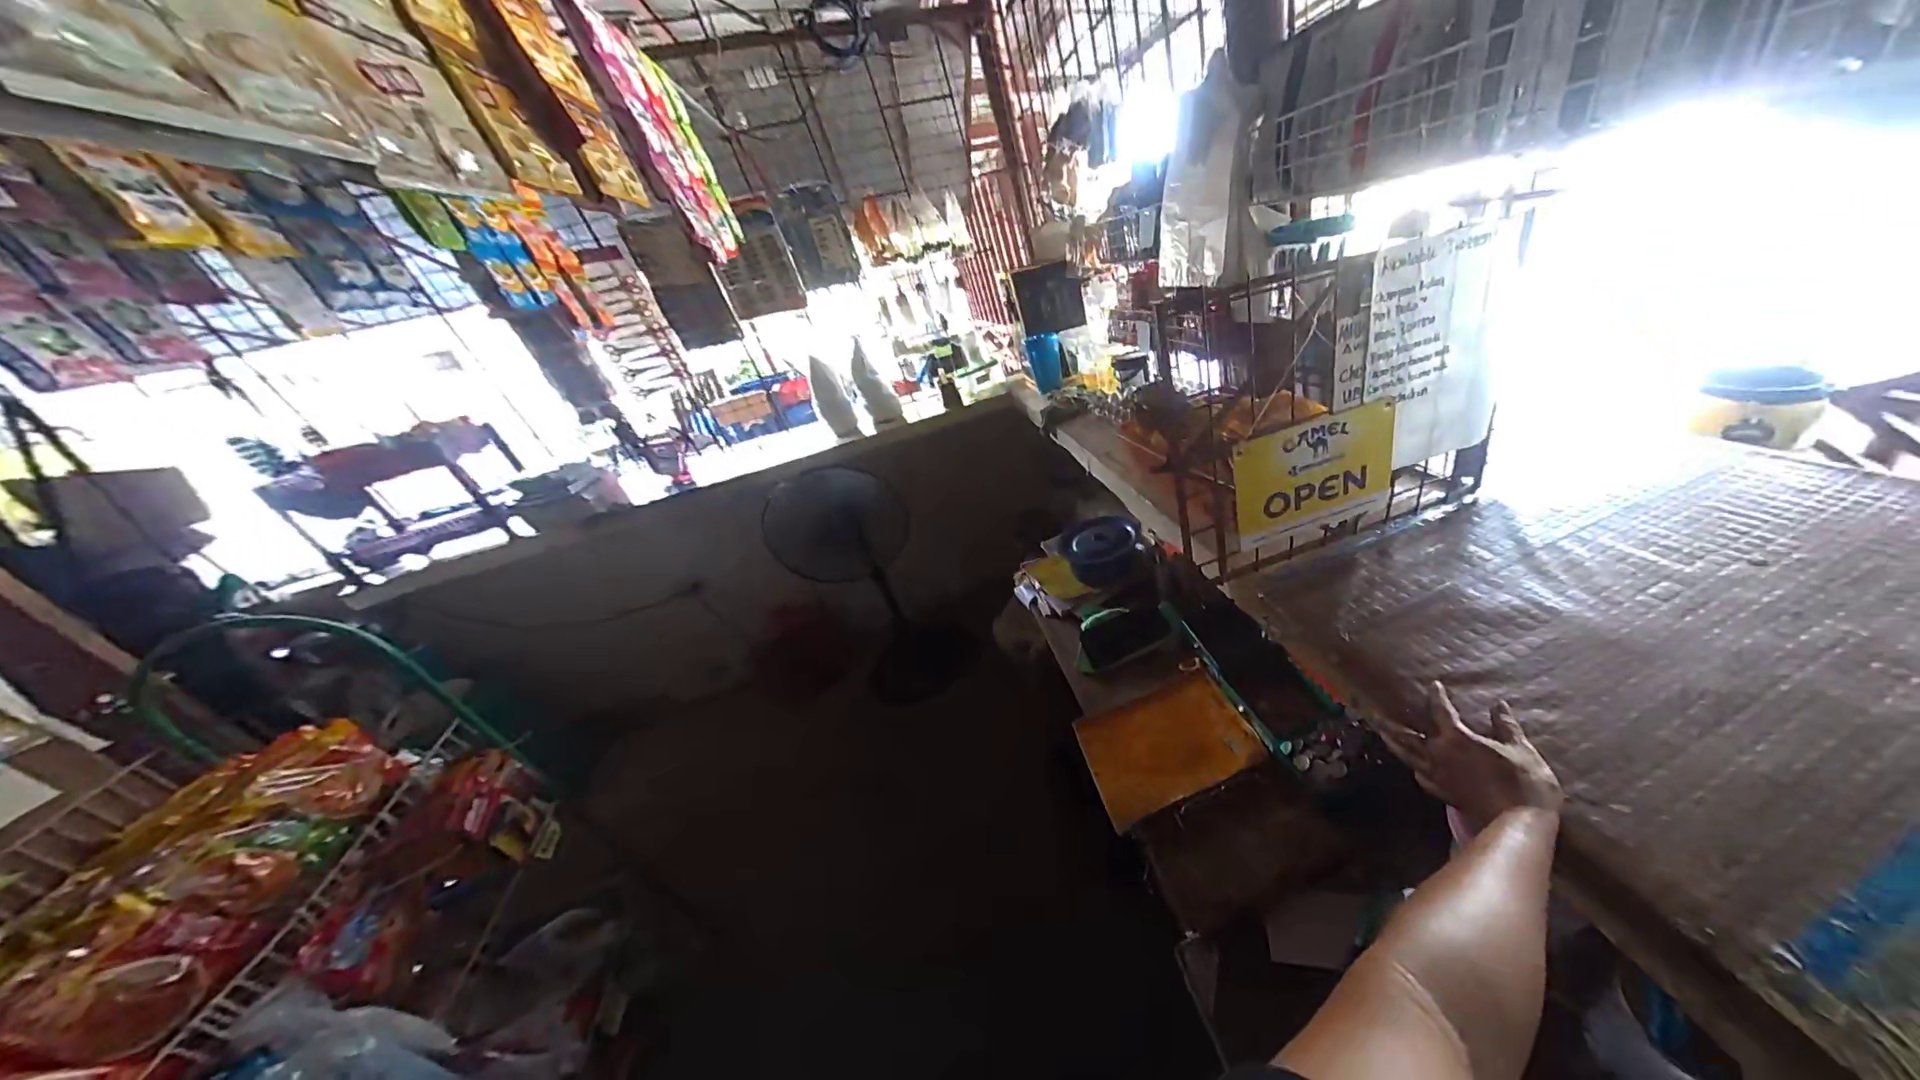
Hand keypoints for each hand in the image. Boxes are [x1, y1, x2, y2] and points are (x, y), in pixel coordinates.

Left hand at [1374, 681, 1563, 831]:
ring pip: (1406, 755)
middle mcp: (1438, 754)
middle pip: (1406, 735)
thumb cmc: (1523, 783)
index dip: (1437, 697)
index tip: (1434, 685)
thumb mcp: (1521, 750)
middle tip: (1371, 714)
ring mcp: (1436, 774)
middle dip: (1389, 723)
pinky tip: (1412, 766)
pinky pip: (1419, 775)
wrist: (1516, 822)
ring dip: (1392, 743)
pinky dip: (1413, 767)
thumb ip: (1506, 726)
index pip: (1441, 711)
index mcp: (1457, 739)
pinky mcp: (1440, 792)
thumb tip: (1499, 704)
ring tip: (1381, 734)